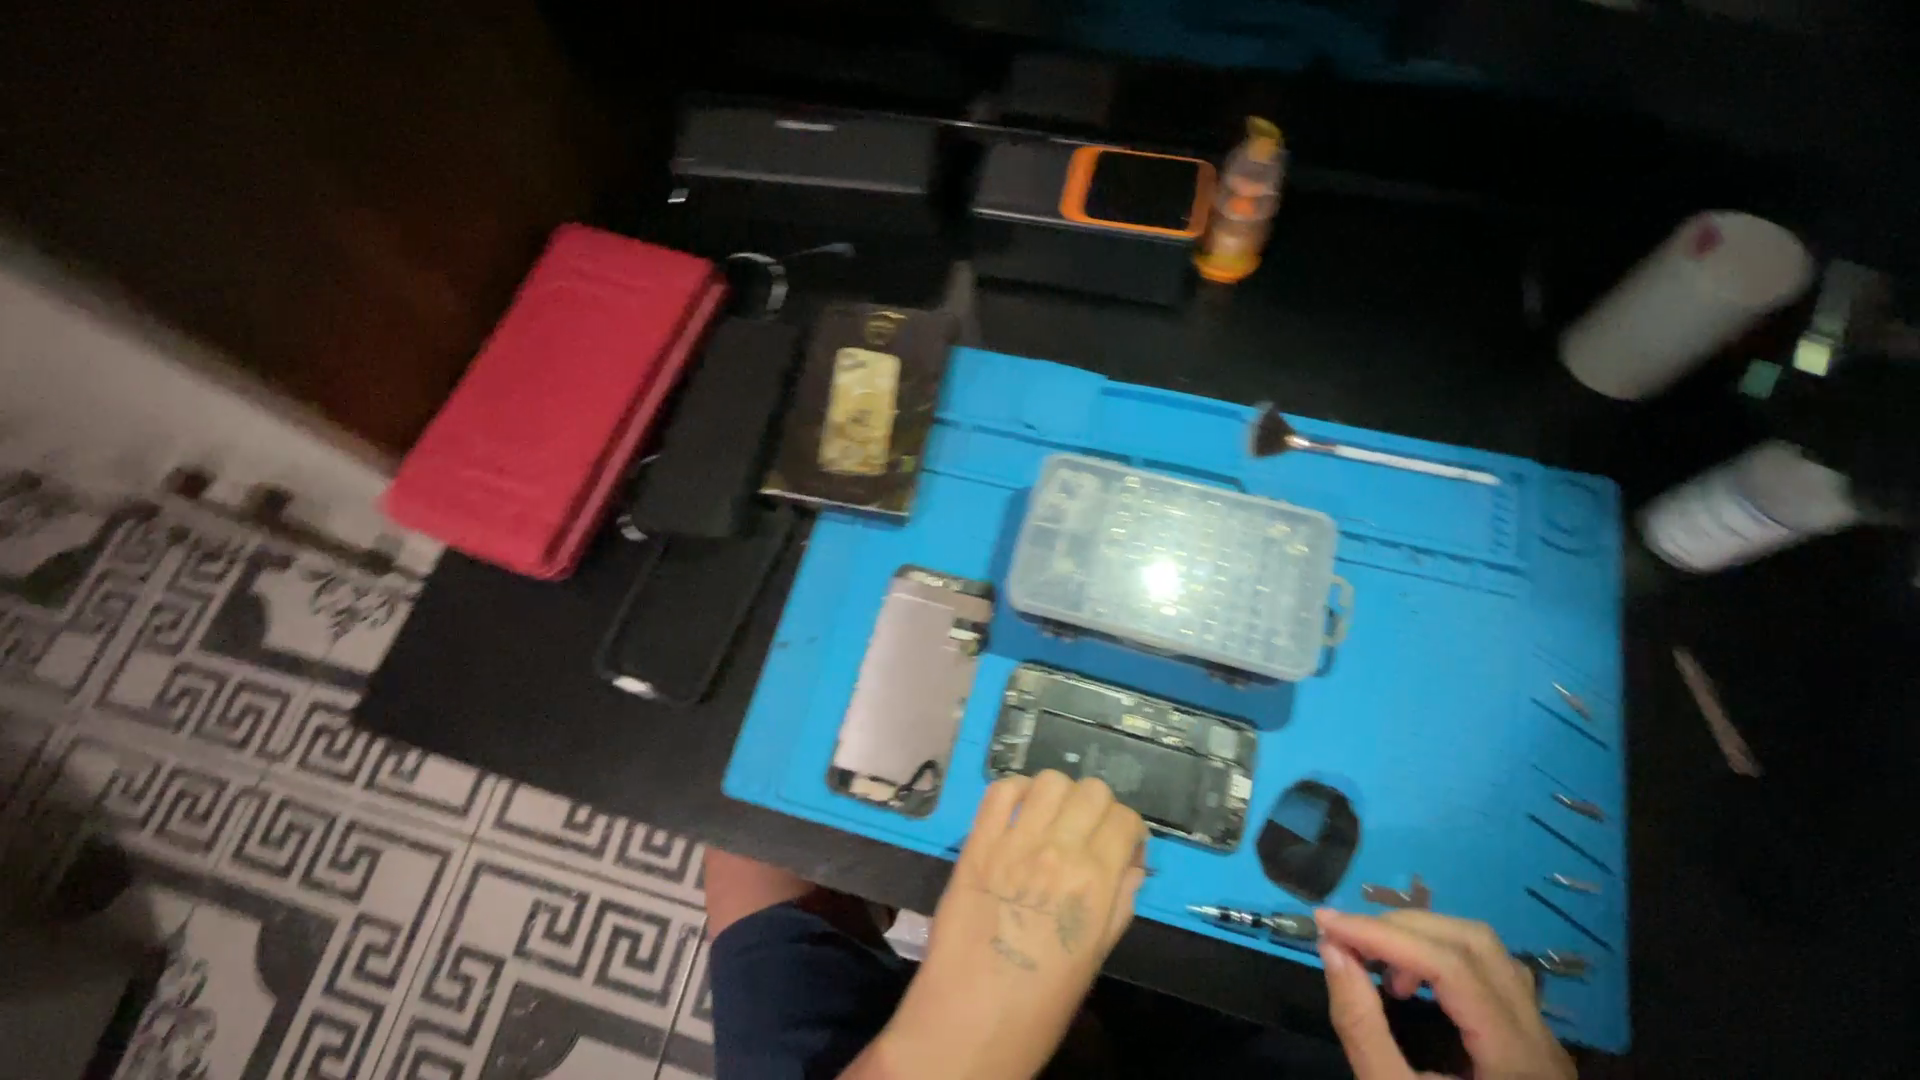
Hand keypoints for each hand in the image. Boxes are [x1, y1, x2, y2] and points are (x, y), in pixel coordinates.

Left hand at [854, 771, 1147, 1079]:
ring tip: (1052, 820)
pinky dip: (1015, 791)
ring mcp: (1013, 843)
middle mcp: (1059, 851)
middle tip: (1086, 832)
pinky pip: (999, 790)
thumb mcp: (1098, 955)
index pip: (1125, 819)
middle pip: (1091, 791)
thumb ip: (1121, 900)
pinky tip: (1019, 813)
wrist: (970, 1022)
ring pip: (1050, 780)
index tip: (1119, 844)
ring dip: (1058, 795)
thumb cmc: (1041, 1002)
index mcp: (1095, 882)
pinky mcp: (976, 843)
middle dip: (1097, 807)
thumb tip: (1132, 862)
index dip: (1127, 829)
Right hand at [1315, 909, 1575, 1079]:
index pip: (1450, 965)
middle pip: (1475, 944)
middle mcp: (1543, 1041)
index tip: (1324, 923)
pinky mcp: (1532, 1049)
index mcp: (1518, 1060)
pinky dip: (1442, 961)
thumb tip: (1332, 950)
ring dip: (1424, 941)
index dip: (1383, 934)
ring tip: (1376, 965)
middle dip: (1402, 928)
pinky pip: (1491, 977)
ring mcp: (1544, 1044)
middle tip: (1346, 938)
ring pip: (1488, 954)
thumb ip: (1362, 1026)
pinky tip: (1408, 986)